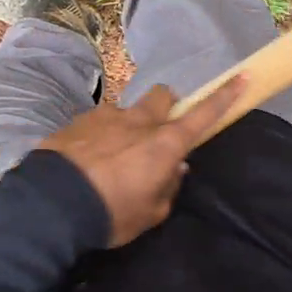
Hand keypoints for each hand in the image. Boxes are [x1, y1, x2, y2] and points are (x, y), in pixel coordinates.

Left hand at [39, 76, 245, 246]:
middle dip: (166, 107)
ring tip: (108, 163)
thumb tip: (175, 169)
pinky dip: (98, 139)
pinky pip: (97, 125)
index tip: (243, 77)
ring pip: (126, 113)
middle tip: (156, 133)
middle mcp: (138, 121)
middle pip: (163, 96)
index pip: (203, 114)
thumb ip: (167, 188)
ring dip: (125, 130)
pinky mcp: (77, 121)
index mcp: (164, 144)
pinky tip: (84, 164)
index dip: (225, 96)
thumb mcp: (148, 215)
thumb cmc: (110, 214)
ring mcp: (105, 117)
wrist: (49, 207)